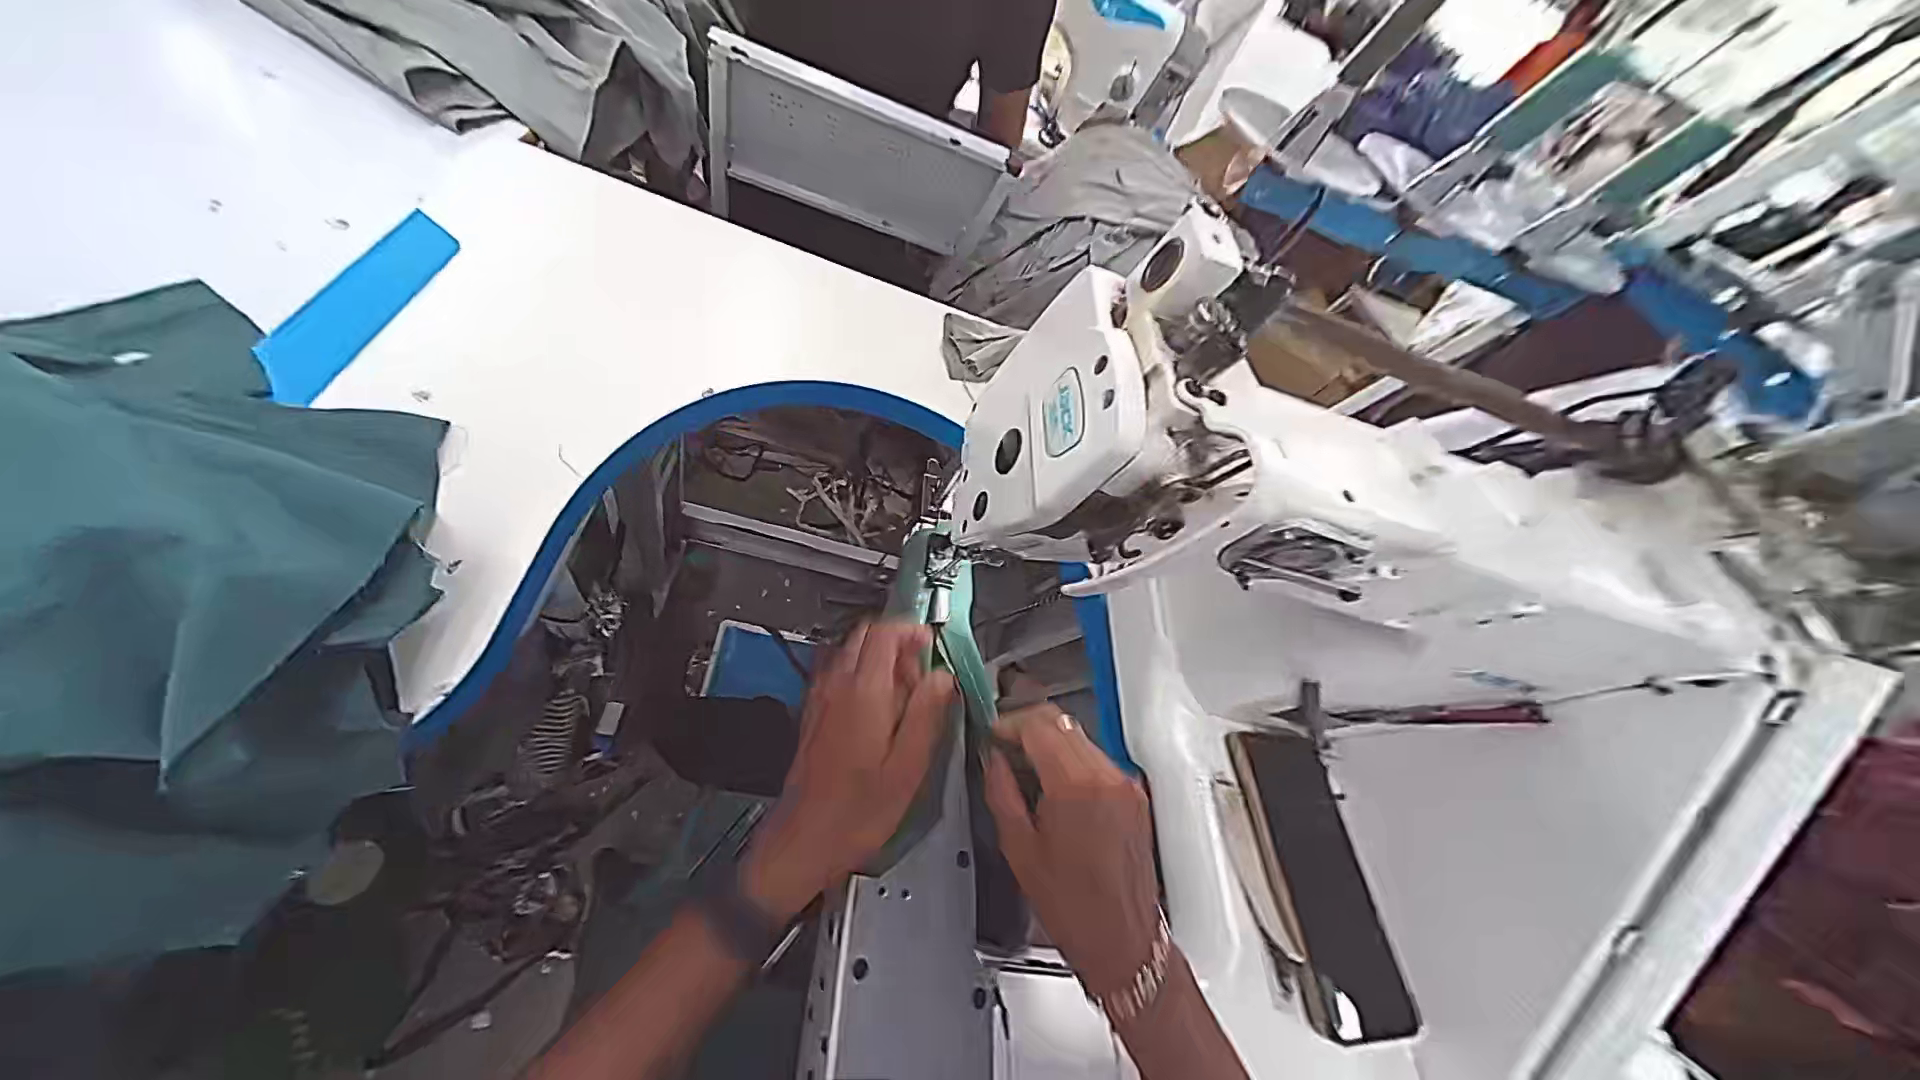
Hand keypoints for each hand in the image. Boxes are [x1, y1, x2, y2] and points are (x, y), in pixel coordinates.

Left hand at [741, 621, 956, 920]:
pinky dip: (862, 676)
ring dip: (880, 659)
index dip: (912, 631)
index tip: (932, 646)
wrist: (804, 839)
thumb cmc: (858, 811)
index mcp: (864, 692)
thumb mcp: (908, 766)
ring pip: (851, 652)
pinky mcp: (814, 713)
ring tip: (904, 694)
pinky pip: (839, 674)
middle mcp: (837, 685)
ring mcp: (821, 697)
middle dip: (898, 643)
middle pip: (865, 635)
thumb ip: (928, 712)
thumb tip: (943, 677)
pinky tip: (879, 711)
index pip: (884, 633)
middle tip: (921, 674)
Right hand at [982, 704, 1161, 1002]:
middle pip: (1060, 721)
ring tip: (1024, 765)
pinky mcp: (1134, 794)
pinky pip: (1096, 757)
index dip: (1008, 723)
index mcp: (1075, 785)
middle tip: (1002, 743)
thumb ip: (1001, 791)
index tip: (993, 732)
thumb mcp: (1019, 847)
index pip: (1038, 724)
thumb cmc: (1073, 907)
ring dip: (1049, 739)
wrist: (1123, 940)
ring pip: (1079, 735)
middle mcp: (1106, 776)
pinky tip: (1052, 782)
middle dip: (1027, 726)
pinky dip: (1070, 757)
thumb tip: (992, 759)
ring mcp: (1124, 783)